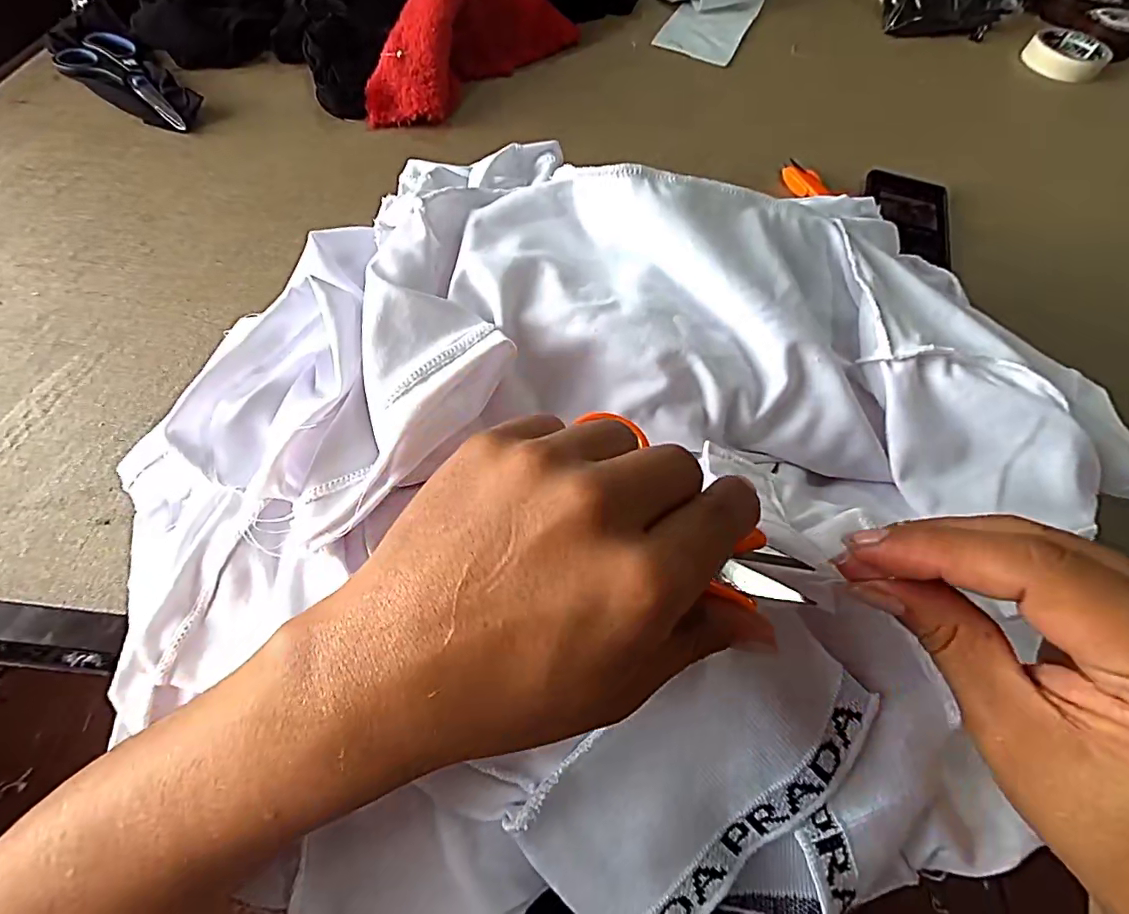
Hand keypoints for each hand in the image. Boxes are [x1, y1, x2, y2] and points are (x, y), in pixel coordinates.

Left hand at [0, 415, 768, 913]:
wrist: (370, 673)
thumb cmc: (504, 698)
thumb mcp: (617, 685)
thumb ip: (694, 633)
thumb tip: (758, 607)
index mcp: (642, 580)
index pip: (730, 509)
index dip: (730, 520)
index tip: (716, 533)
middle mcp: (603, 511)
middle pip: (685, 464)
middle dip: (677, 497)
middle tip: (640, 533)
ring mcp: (545, 468)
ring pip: (629, 436)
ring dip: (620, 472)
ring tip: (580, 514)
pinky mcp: (495, 445)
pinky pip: (568, 430)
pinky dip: (567, 459)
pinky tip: (531, 500)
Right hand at [836, 517, 1128, 913]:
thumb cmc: (1124, 847)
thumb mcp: (1019, 744)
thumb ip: (954, 642)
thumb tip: (888, 580)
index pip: (1047, 571)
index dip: (949, 548)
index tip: (877, 547)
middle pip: (1057, 549)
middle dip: (953, 543)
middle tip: (877, 548)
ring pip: (1068, 548)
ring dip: (979, 548)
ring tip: (908, 554)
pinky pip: (1090, 564)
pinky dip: (1019, 561)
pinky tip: (970, 563)